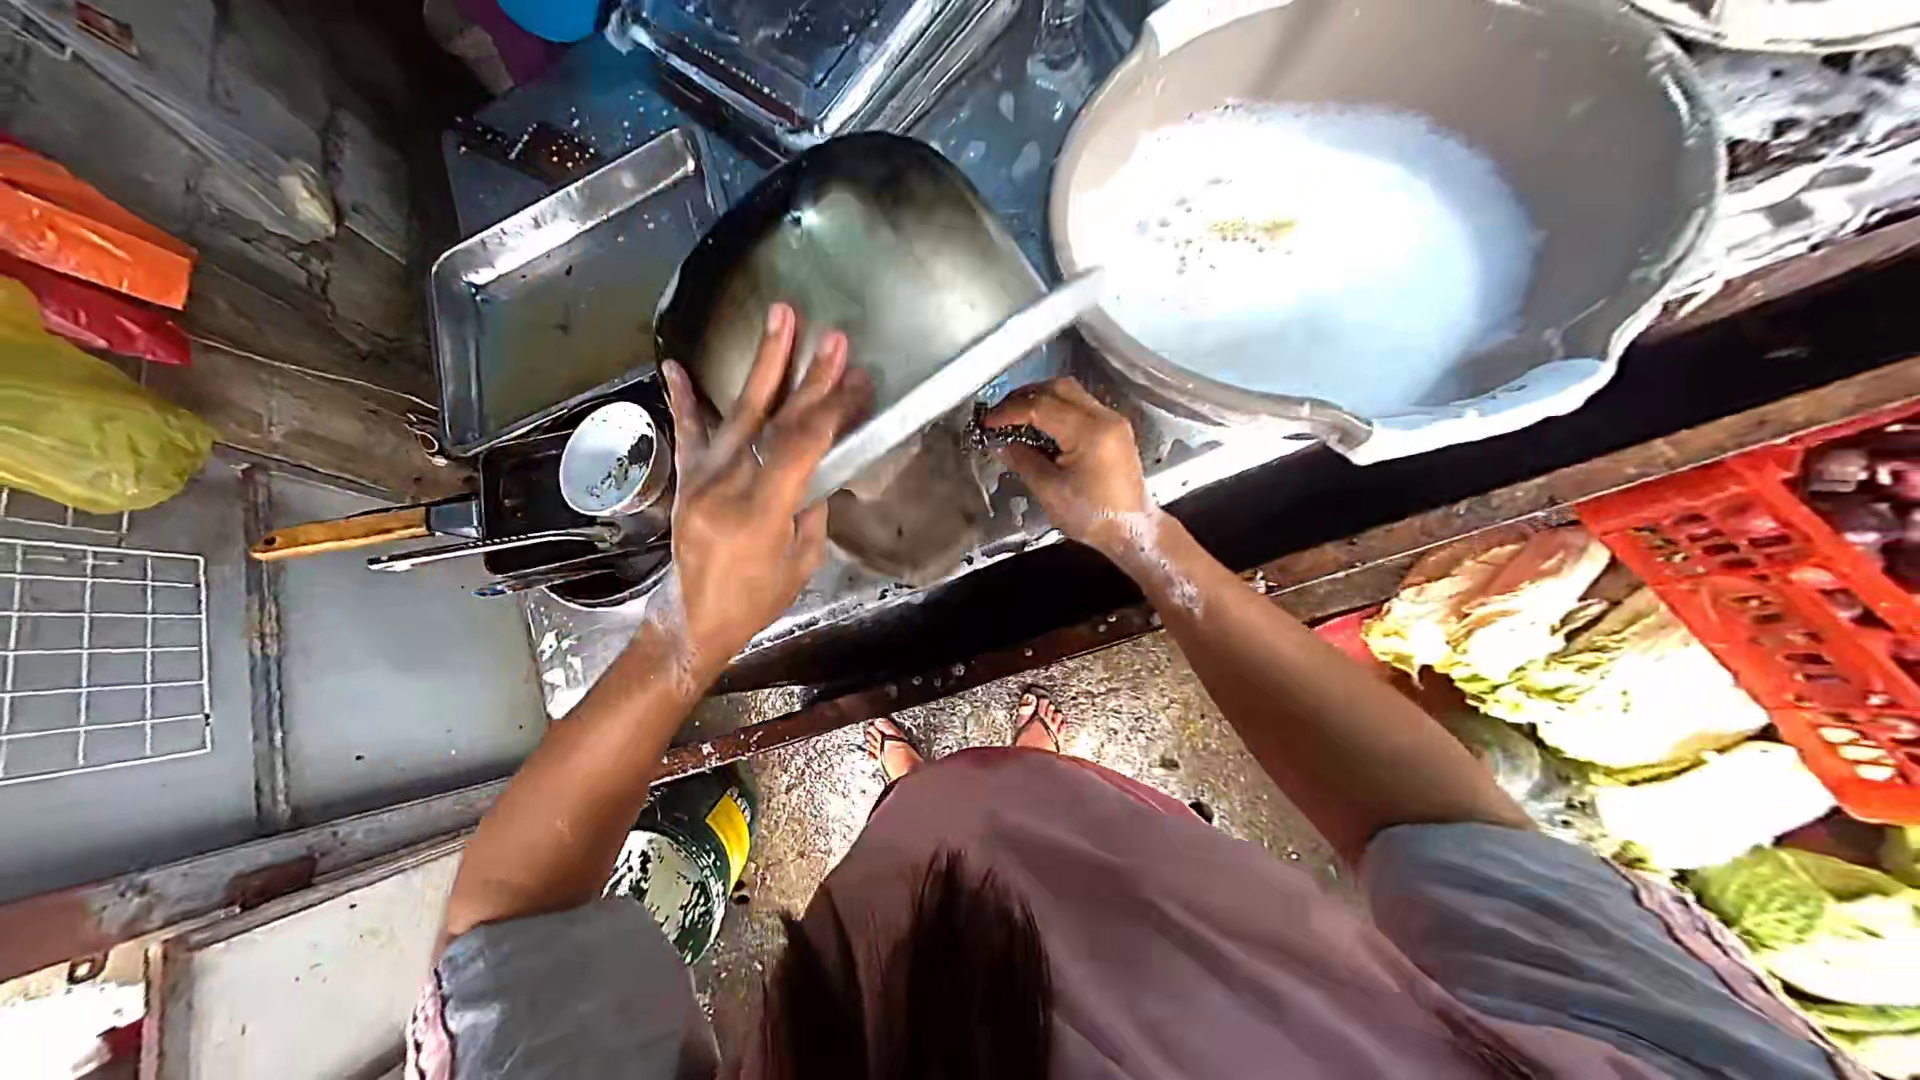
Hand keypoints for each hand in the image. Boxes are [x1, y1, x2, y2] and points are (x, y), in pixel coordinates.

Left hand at [657, 303, 870, 683]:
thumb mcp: (802, 559)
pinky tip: (678, 367)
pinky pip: (688, 433)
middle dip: (809, 377)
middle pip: (776, 421)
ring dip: (764, 364)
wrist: (695, 620)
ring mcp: (700, 478)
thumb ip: (810, 505)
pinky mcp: (685, 479)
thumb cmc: (758, 599)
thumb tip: (814, 462)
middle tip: (831, 337)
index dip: (833, 409)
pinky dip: (686, 400)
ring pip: (739, 413)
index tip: (857, 379)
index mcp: (760, 513)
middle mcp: (726, 486)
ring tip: (780, 320)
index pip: (803, 445)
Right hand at [983, 377, 1151, 554]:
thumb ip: (1023, 461)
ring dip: (1040, 399)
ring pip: (1070, 392)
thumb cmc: (1092, 516)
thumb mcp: (1050, 491)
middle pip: (1057, 388)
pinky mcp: (1114, 429)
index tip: (988, 422)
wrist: (1133, 530)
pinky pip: (1080, 405)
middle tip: (999, 414)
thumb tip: (1001, 443)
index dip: (1009, 411)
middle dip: (1023, 397)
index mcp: (1090, 432)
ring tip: (1015, 417)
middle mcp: (1105, 418)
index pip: (1041, 406)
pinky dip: (1056, 408)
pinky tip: (1039, 425)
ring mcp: (1112, 421)